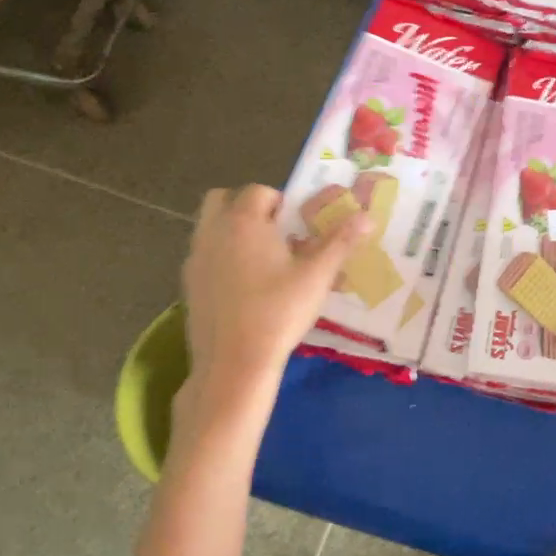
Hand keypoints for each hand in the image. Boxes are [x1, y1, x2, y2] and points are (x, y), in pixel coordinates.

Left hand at [178, 185, 370, 425]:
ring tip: (262, 260)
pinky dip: (221, 258)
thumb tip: (366, 216)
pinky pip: (204, 256)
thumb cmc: (279, 312)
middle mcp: (213, 232)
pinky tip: (245, 287)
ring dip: (233, 232)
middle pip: (223, 201)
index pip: (260, 191)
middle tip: (275, 234)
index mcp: (244, 221)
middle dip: (248, 208)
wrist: (233, 364)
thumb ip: (340, 242)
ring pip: (210, 228)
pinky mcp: (188, 286)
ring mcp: (196, 259)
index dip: (281, 203)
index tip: (298, 227)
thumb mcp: (317, 276)